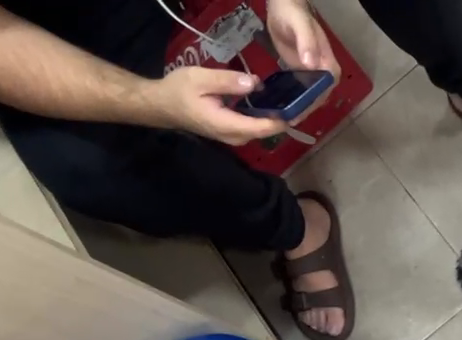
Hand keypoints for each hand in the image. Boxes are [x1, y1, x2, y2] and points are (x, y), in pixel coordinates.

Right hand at [144, 67, 287, 144]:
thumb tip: (255, 83)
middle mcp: (236, 136)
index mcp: (228, 125)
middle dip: (281, 117)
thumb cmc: (179, 90)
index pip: (263, 128)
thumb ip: (228, 82)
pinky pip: (254, 126)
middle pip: (266, 130)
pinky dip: (263, 116)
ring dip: (274, 116)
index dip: (281, 120)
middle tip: (298, 100)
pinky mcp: (234, 132)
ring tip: (289, 100)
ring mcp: (235, 137)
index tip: (298, 109)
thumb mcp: (200, 79)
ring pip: (261, 129)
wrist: (163, 105)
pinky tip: (270, 102)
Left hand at [266, 0, 338, 110]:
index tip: (296, 114)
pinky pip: (298, 93)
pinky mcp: (302, 78)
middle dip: (301, 110)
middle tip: (284, 121)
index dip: (310, 104)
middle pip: (316, 100)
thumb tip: (312, 65)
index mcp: (330, 69)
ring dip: (295, 108)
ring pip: (307, 100)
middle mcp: (326, 78)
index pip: (323, 92)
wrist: (284, 8)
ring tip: (279, 119)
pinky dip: (290, 100)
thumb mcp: (300, 26)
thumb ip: (307, 43)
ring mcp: (314, 79)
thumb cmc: (294, 15)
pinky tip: (277, 107)